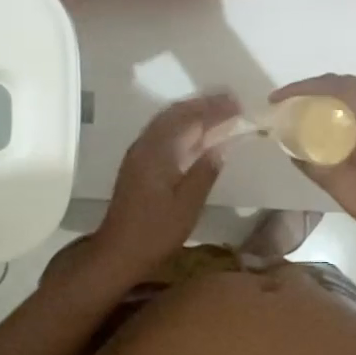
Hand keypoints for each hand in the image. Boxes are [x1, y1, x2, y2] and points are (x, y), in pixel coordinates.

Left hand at [92, 93, 240, 281]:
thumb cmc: (155, 232)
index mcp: (157, 152)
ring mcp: (138, 154)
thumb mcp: (187, 206)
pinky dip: (181, 126)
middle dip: (202, 105)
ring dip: (191, 113)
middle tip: (230, 102)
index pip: (187, 118)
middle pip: (174, 114)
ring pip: (166, 122)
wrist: (118, 251)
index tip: (237, 103)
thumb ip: (204, 173)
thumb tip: (221, 147)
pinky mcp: (136, 165)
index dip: (213, 108)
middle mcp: (144, 146)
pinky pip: (161, 133)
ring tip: (217, 112)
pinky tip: (195, 135)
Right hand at [269, 74, 355, 251]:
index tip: (277, 100)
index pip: (336, 87)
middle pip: (347, 83)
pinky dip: (345, 104)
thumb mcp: (339, 183)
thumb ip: (310, 161)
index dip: (302, 88)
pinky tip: (328, 118)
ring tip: (302, 109)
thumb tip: (287, 145)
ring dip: (329, 95)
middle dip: (313, 89)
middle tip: (286, 104)